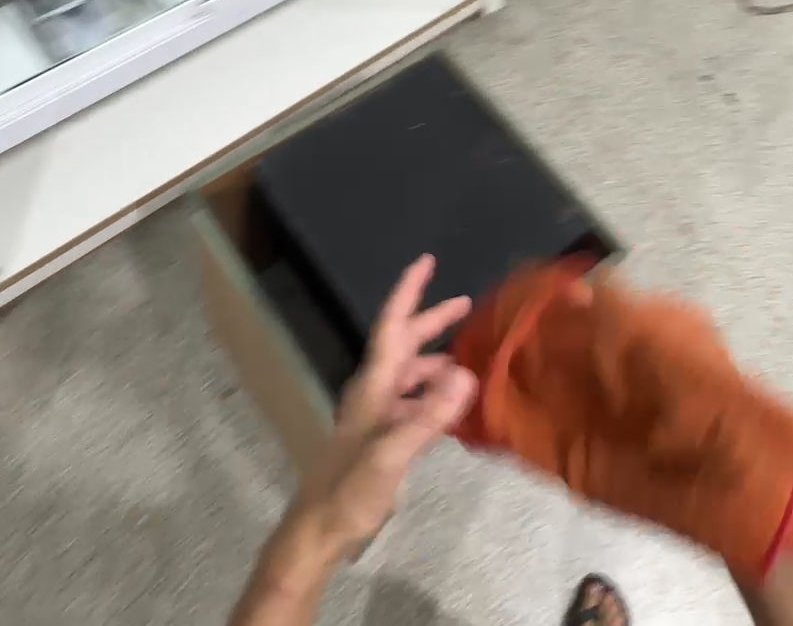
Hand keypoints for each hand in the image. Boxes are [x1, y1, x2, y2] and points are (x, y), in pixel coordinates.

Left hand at [286, 254, 477, 558]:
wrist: (321, 530)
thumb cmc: (349, 489)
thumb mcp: (390, 453)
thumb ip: (428, 416)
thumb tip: (466, 374)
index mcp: (374, 383)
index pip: (393, 324)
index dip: (409, 291)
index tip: (426, 261)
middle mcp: (376, 390)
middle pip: (405, 343)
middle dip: (433, 320)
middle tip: (467, 304)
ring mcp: (380, 415)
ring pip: (413, 374)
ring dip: (438, 360)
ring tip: (472, 359)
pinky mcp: (386, 438)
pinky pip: (417, 403)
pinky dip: (438, 395)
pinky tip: (458, 406)